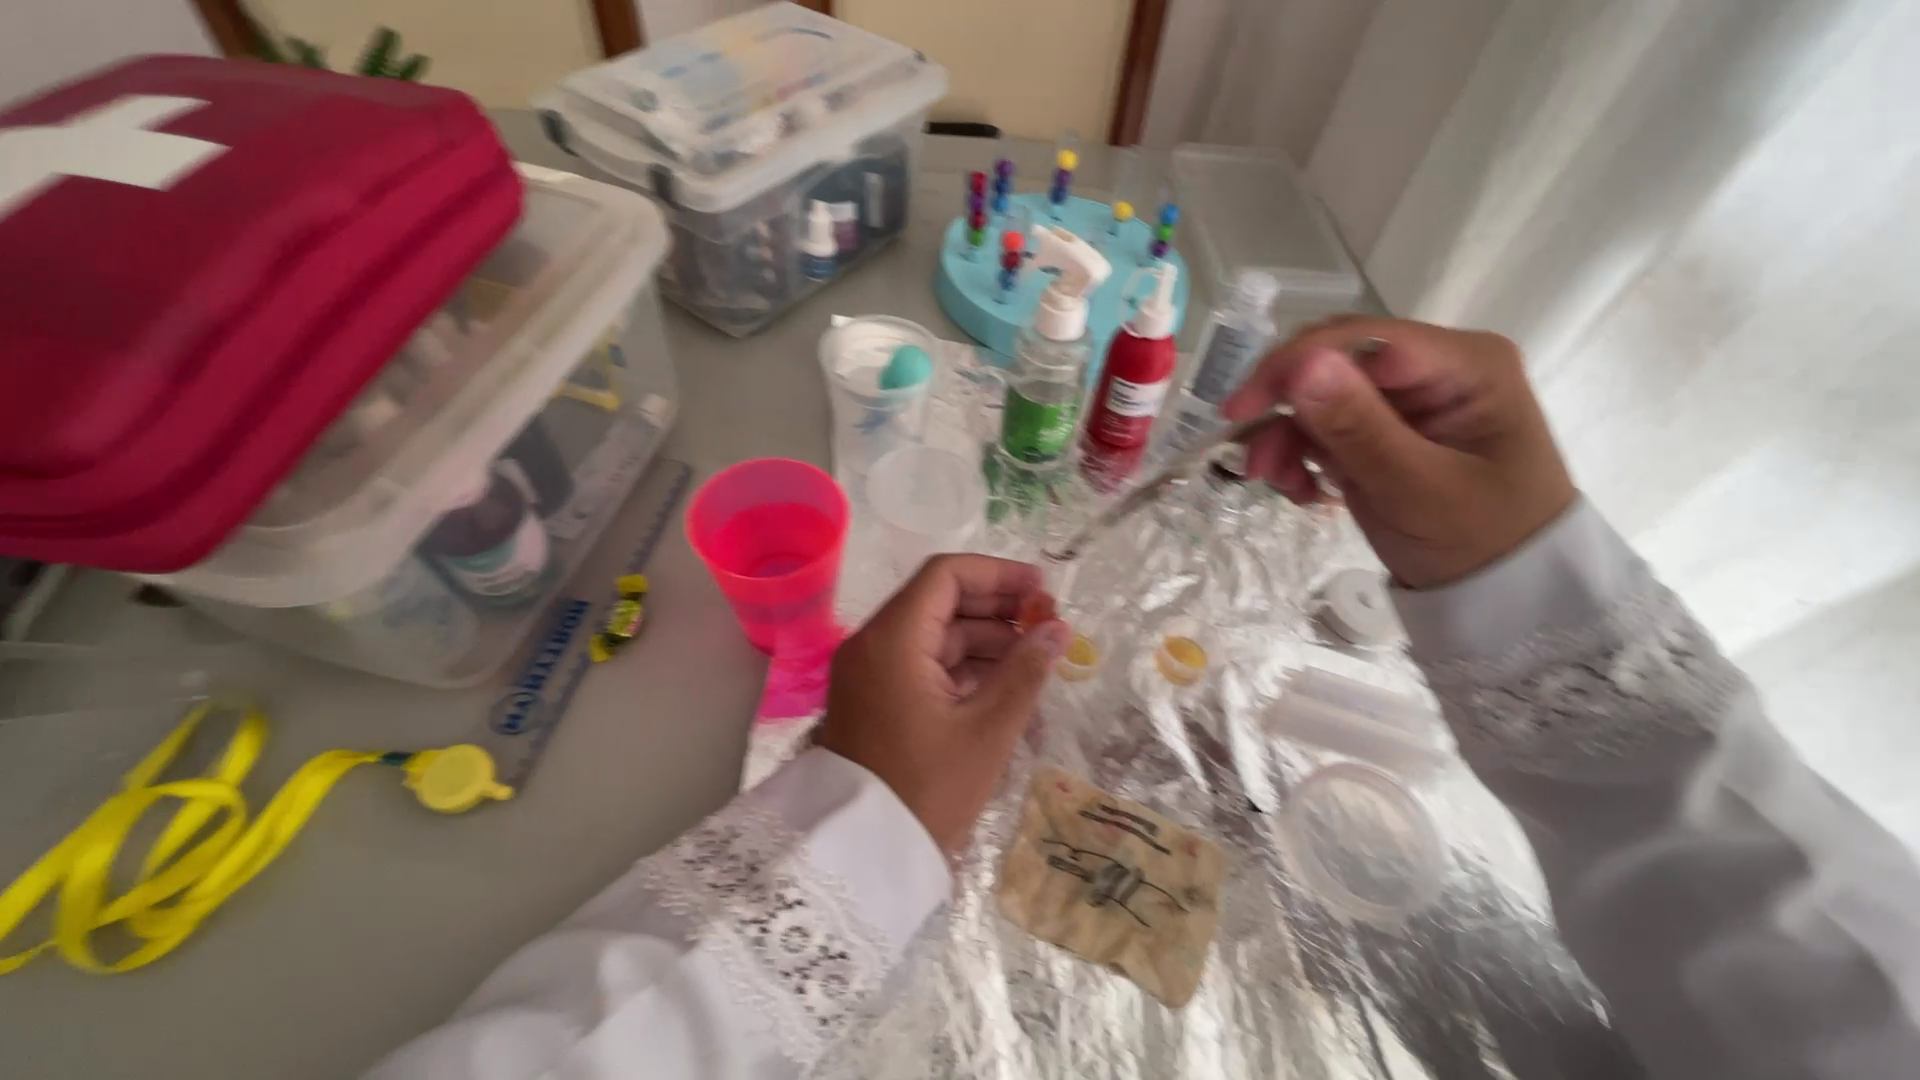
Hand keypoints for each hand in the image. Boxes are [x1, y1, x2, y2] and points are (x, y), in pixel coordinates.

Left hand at [815, 555, 1069, 853]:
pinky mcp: (877, 700)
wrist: (866, 857)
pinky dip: (964, 670)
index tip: (1044, 590)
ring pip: (935, 636)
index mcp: (892, 639)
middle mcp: (874, 644)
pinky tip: (1006, 688)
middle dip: (998, 609)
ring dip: (986, 642)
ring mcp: (872, 673)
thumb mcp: (987, 730)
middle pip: (941, 603)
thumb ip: (1025, 672)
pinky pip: (925, 667)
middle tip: (1049, 625)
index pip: (946, 576)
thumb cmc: (928, 790)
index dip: (998, 575)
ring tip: (1037, 662)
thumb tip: (1058, 629)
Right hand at [1223, 316, 1575, 588]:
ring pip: (1317, 397)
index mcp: (1463, 363)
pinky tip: (1304, 493)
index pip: (1362, 340)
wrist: (1502, 594)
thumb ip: (1359, 426)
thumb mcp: (1416, 487)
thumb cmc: (1479, 540)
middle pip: (1332, 363)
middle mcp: (1431, 369)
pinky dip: (1300, 457)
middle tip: (1252, 459)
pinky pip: (1320, 428)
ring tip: (1280, 486)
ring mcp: (1404, 402)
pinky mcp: (1380, 433)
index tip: (1241, 411)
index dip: (1294, 366)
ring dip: (1286, 439)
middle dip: (1285, 408)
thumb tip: (1302, 364)